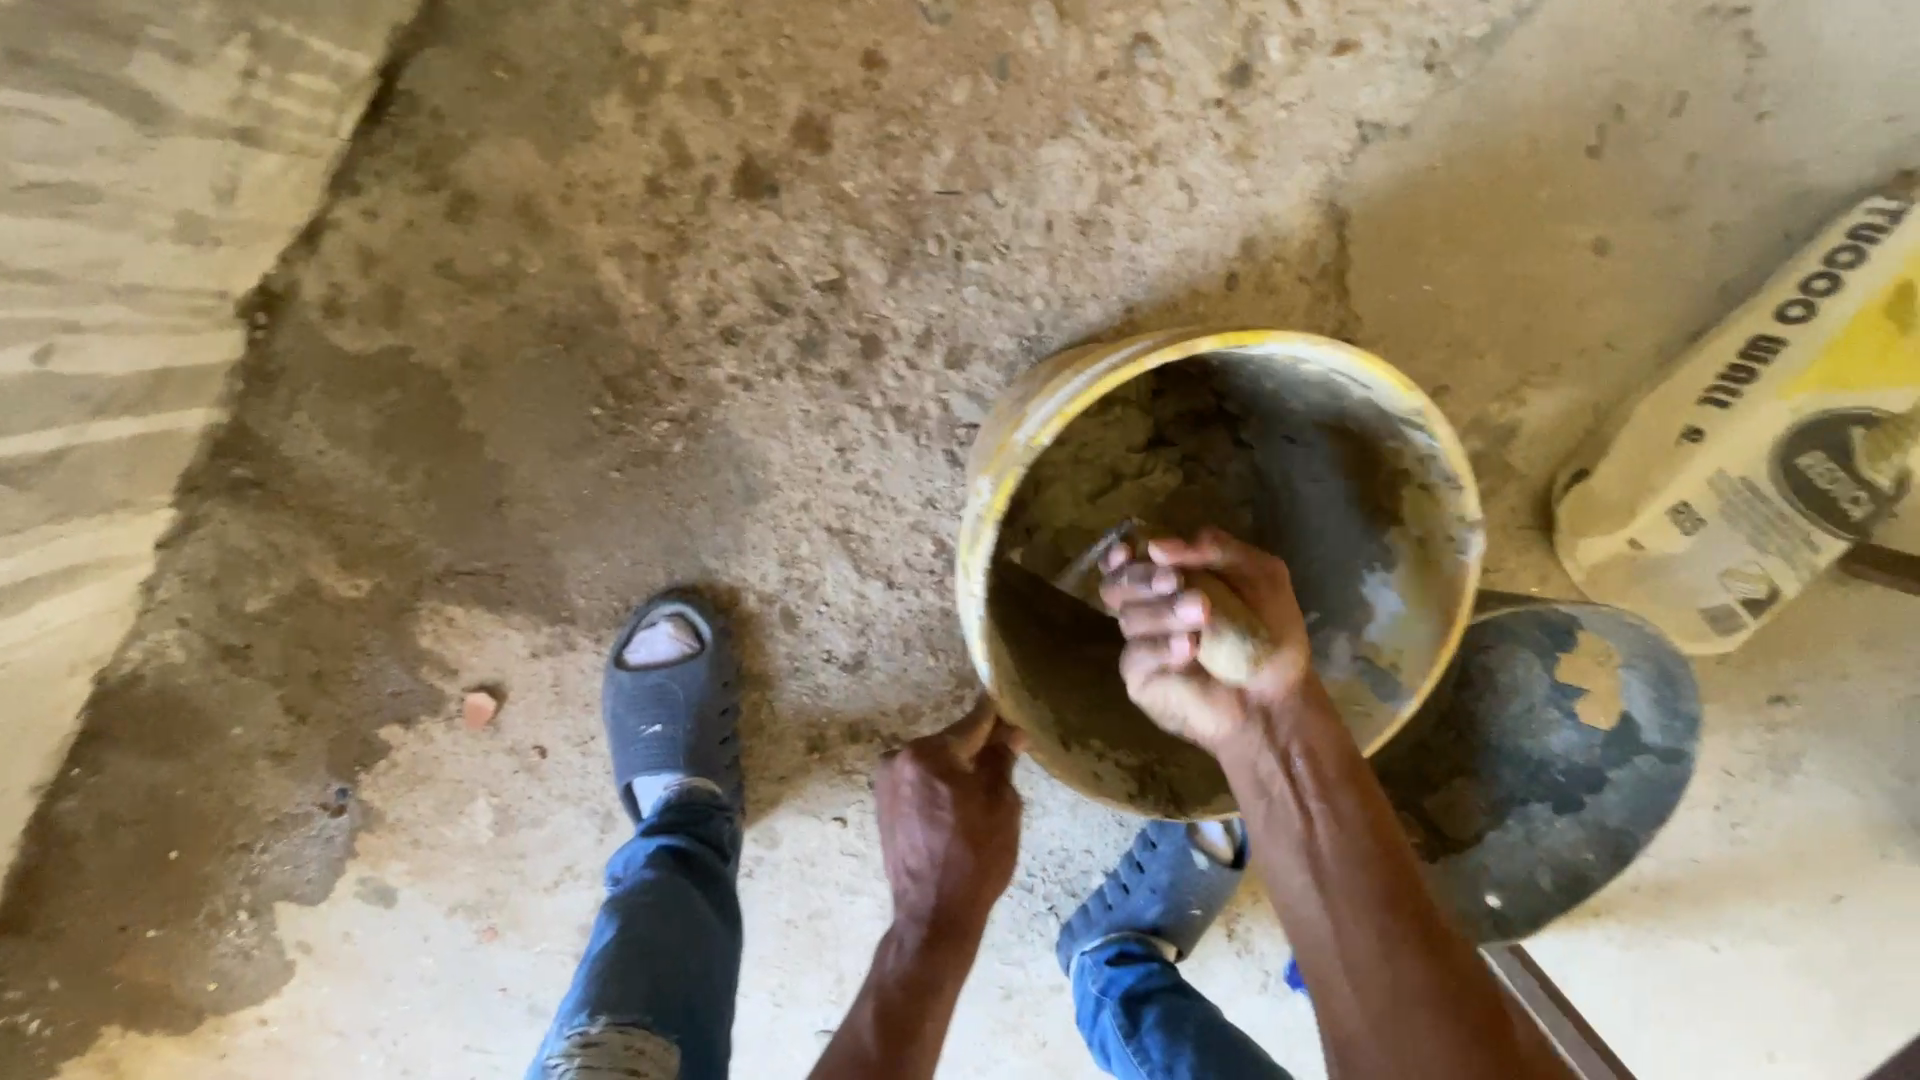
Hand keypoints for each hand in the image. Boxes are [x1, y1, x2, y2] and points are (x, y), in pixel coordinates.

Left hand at [873, 697, 1024, 938]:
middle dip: (979, 747)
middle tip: (1010, 755)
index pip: (973, 722)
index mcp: (928, 753)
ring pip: (935, 762)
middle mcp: (899, 757)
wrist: (934, 915)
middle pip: (951, 742)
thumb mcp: (1001, 804)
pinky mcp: (882, 804)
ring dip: (958, 767)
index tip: (1013, 703)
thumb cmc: (975, 857)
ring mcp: (885, 781)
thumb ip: (1002, 759)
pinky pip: (920, 781)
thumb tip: (1010, 732)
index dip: (998, 715)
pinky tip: (960, 805)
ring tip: (986, 787)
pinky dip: (941, 785)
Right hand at [1099, 527, 1316, 754]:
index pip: (1126, 561)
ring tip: (1202, 614)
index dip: (1118, 554)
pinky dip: (1160, 647)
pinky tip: (1189, 647)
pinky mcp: (1141, 679)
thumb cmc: (1270, 634)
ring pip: (1128, 618)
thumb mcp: (1259, 575)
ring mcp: (1141, 644)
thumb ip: (1216, 550)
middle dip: (1143, 579)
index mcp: (1171, 580)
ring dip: (1164, 611)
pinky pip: (1135, 656)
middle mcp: (1149, 608)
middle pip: (1117, 585)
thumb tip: (1157, 546)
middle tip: (1176, 581)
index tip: (1128, 550)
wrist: (1278, 698)